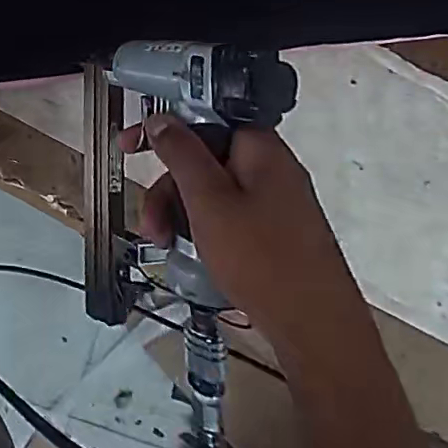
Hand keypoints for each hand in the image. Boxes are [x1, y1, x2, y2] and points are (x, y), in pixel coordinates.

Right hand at [120, 115, 346, 332]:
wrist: (315, 329)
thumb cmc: (260, 258)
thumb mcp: (208, 201)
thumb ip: (181, 154)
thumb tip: (162, 118)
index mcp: (259, 148)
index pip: (204, 118)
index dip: (165, 128)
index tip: (131, 145)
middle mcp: (269, 168)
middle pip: (203, 159)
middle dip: (168, 188)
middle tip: (150, 223)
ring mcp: (274, 202)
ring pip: (212, 191)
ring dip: (180, 212)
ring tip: (164, 245)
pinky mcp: (274, 232)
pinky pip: (228, 215)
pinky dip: (202, 228)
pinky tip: (190, 253)